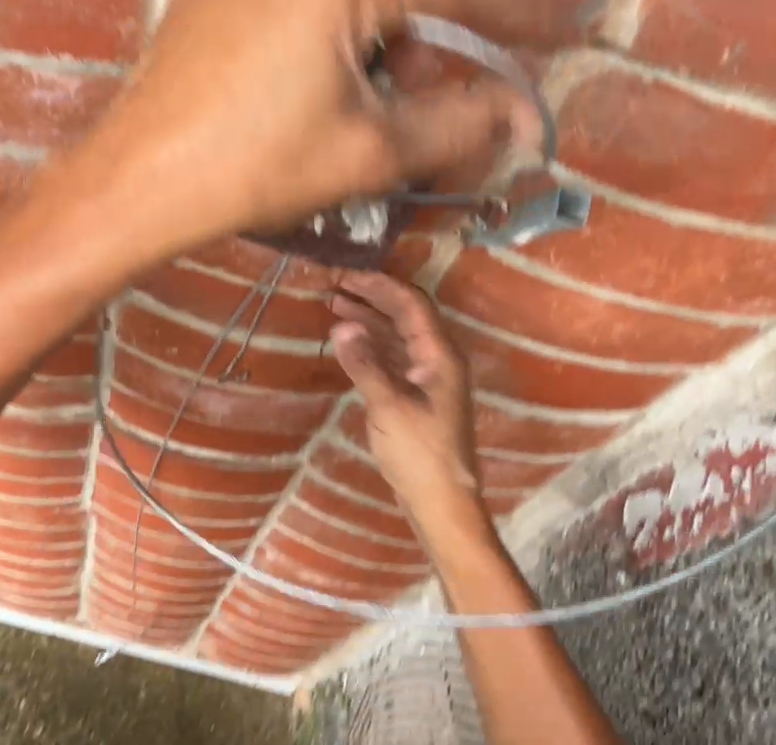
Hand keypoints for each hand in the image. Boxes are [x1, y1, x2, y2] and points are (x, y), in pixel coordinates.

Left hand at [55, 0, 542, 256]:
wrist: (136, 179)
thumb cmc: (255, 168)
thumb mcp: (369, 152)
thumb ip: (458, 122)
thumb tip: (519, 111)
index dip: (506, 5)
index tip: (543, 32)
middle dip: (444, 10)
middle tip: (468, 64)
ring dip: (385, 13)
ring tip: (390, 80)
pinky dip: (331, 12)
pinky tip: (327, 64)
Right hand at [329, 270, 483, 522]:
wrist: (441, 499)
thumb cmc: (419, 452)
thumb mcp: (388, 406)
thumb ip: (365, 363)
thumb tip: (341, 325)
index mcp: (439, 355)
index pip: (411, 304)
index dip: (379, 286)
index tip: (345, 276)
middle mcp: (437, 358)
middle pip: (406, 314)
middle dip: (372, 297)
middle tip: (335, 285)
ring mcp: (428, 376)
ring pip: (398, 334)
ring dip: (369, 318)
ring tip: (334, 305)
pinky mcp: (416, 393)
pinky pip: (393, 355)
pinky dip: (371, 343)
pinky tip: (348, 341)